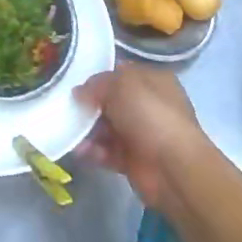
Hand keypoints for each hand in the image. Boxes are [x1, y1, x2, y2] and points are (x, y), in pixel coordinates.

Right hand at [74, 63, 209, 209]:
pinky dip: (93, 151)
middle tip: (68, 107)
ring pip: (107, 127)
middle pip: (112, 101)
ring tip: (70, 131)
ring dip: (88, 129)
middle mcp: (149, 105)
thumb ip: (97, 84)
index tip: (75, 81)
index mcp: (153, 81)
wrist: (173, 168)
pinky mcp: (134, 160)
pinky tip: (80, 151)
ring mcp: (142, 134)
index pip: (121, 72)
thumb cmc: (150, 114)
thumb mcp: (120, 85)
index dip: (99, 76)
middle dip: (90, 104)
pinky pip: (108, 152)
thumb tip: (80, 92)